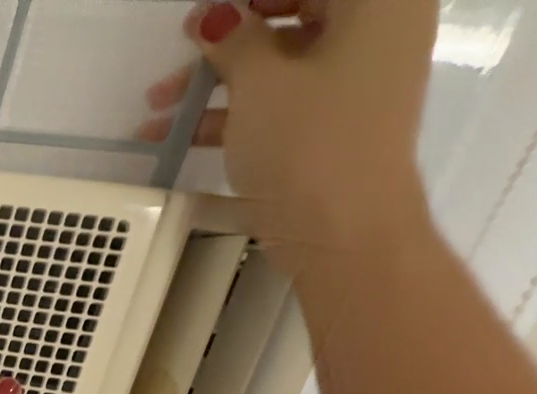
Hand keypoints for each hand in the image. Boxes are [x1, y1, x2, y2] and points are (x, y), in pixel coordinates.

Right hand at [137, 0, 437, 271]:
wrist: (342, 228)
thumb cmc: (309, 141)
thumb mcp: (259, 84)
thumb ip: (232, 39)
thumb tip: (213, 15)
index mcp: (378, 2)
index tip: (203, 14)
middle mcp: (376, 31)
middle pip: (295, 11)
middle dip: (229, 32)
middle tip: (182, 46)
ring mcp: (353, 81)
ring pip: (277, 60)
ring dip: (215, 79)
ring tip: (158, 104)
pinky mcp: (329, 123)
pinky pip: (277, 99)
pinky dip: (230, 111)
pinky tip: (178, 134)